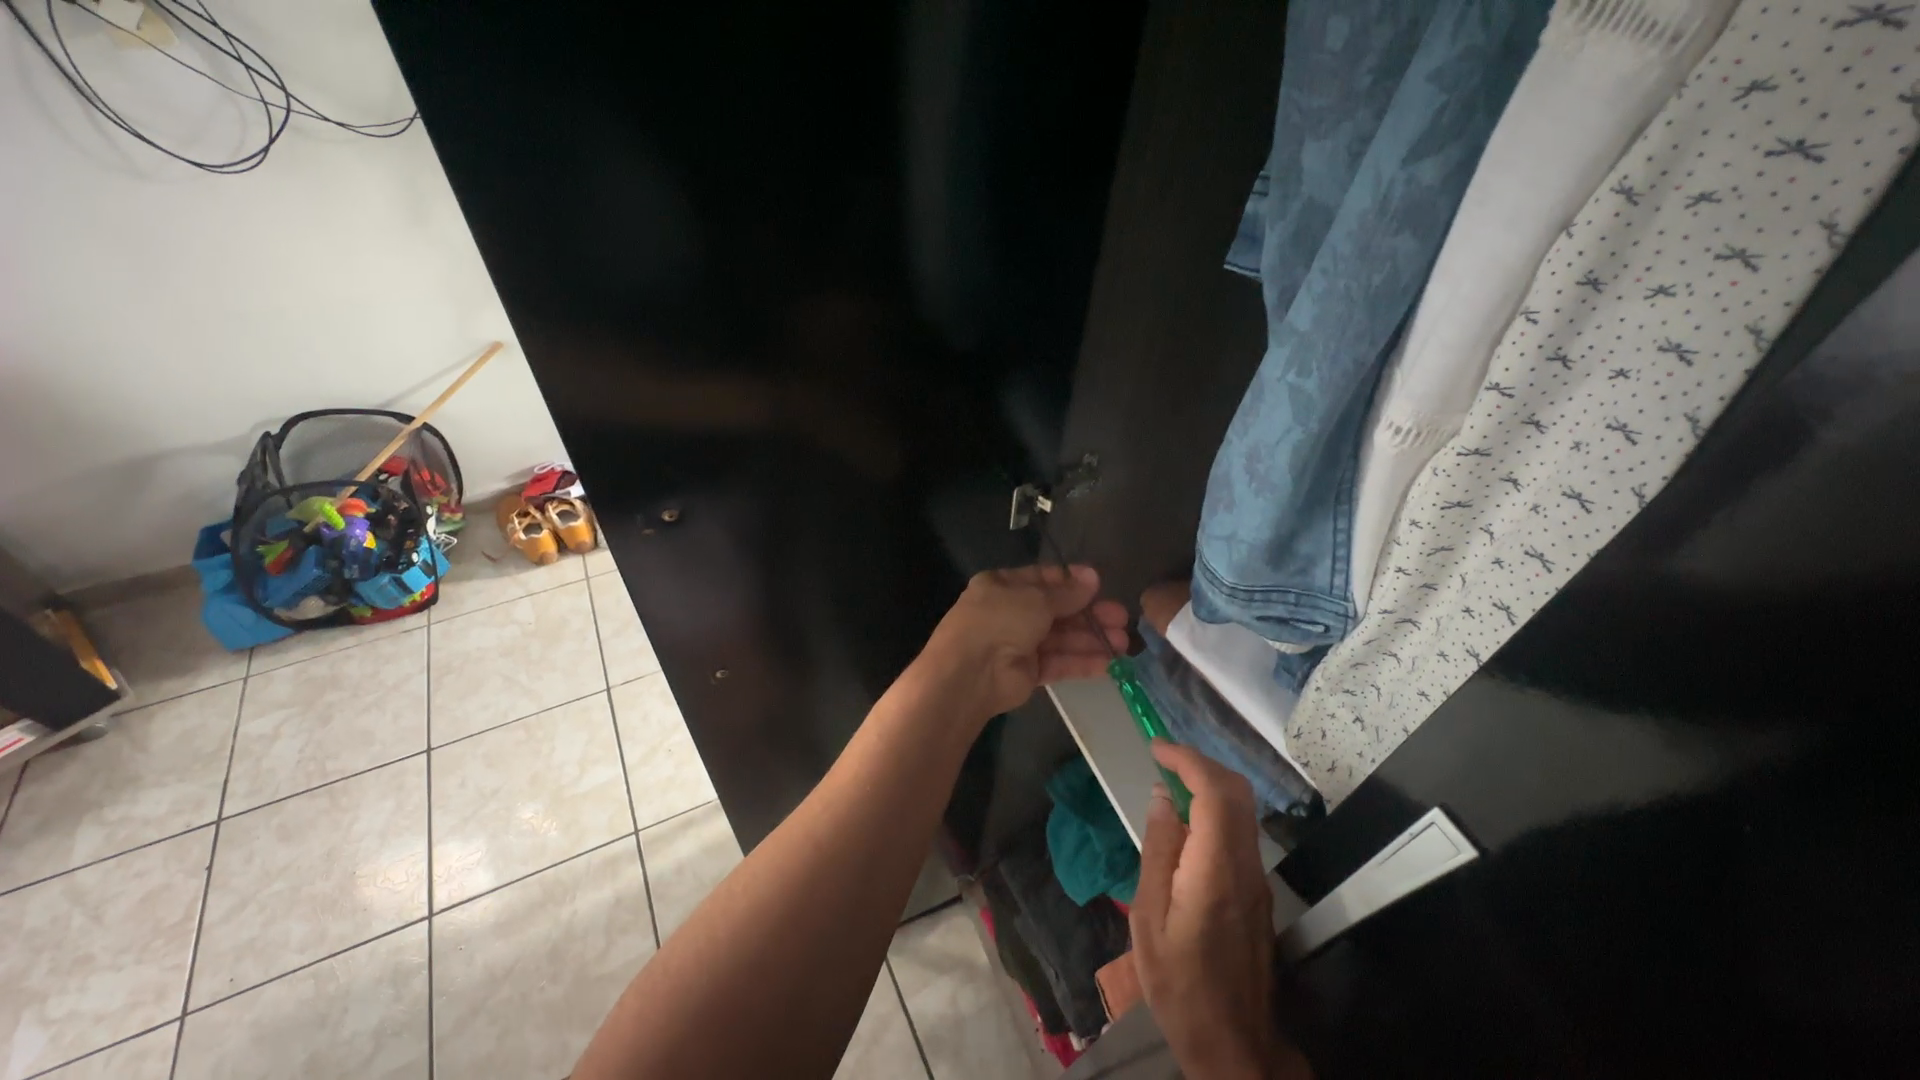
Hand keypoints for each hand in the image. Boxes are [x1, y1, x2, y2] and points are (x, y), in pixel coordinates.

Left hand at [913, 564, 1129, 719]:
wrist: (968, 673)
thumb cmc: (998, 621)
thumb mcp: (1034, 598)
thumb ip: (1066, 593)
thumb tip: (1093, 578)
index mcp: (1002, 586)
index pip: (1043, 580)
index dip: (1072, 582)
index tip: (1101, 585)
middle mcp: (1010, 613)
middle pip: (1057, 611)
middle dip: (1089, 615)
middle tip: (1121, 618)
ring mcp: (1018, 644)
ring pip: (1061, 639)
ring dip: (1091, 639)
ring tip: (1124, 643)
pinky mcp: (1027, 673)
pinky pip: (1058, 663)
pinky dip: (1082, 662)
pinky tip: (1110, 663)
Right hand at [1132, 742, 1308, 1079]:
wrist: (1233, 1040)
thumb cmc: (1178, 984)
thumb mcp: (1148, 918)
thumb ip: (1158, 852)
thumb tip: (1164, 799)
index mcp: (1214, 870)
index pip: (1214, 792)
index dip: (1188, 760)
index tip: (1157, 748)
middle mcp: (1245, 867)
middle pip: (1238, 793)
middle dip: (1202, 764)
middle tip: (1163, 760)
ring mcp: (1258, 881)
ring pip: (1243, 812)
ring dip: (1210, 786)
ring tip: (1169, 788)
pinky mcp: (1258, 894)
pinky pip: (1240, 836)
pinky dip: (1216, 813)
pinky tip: (1186, 829)